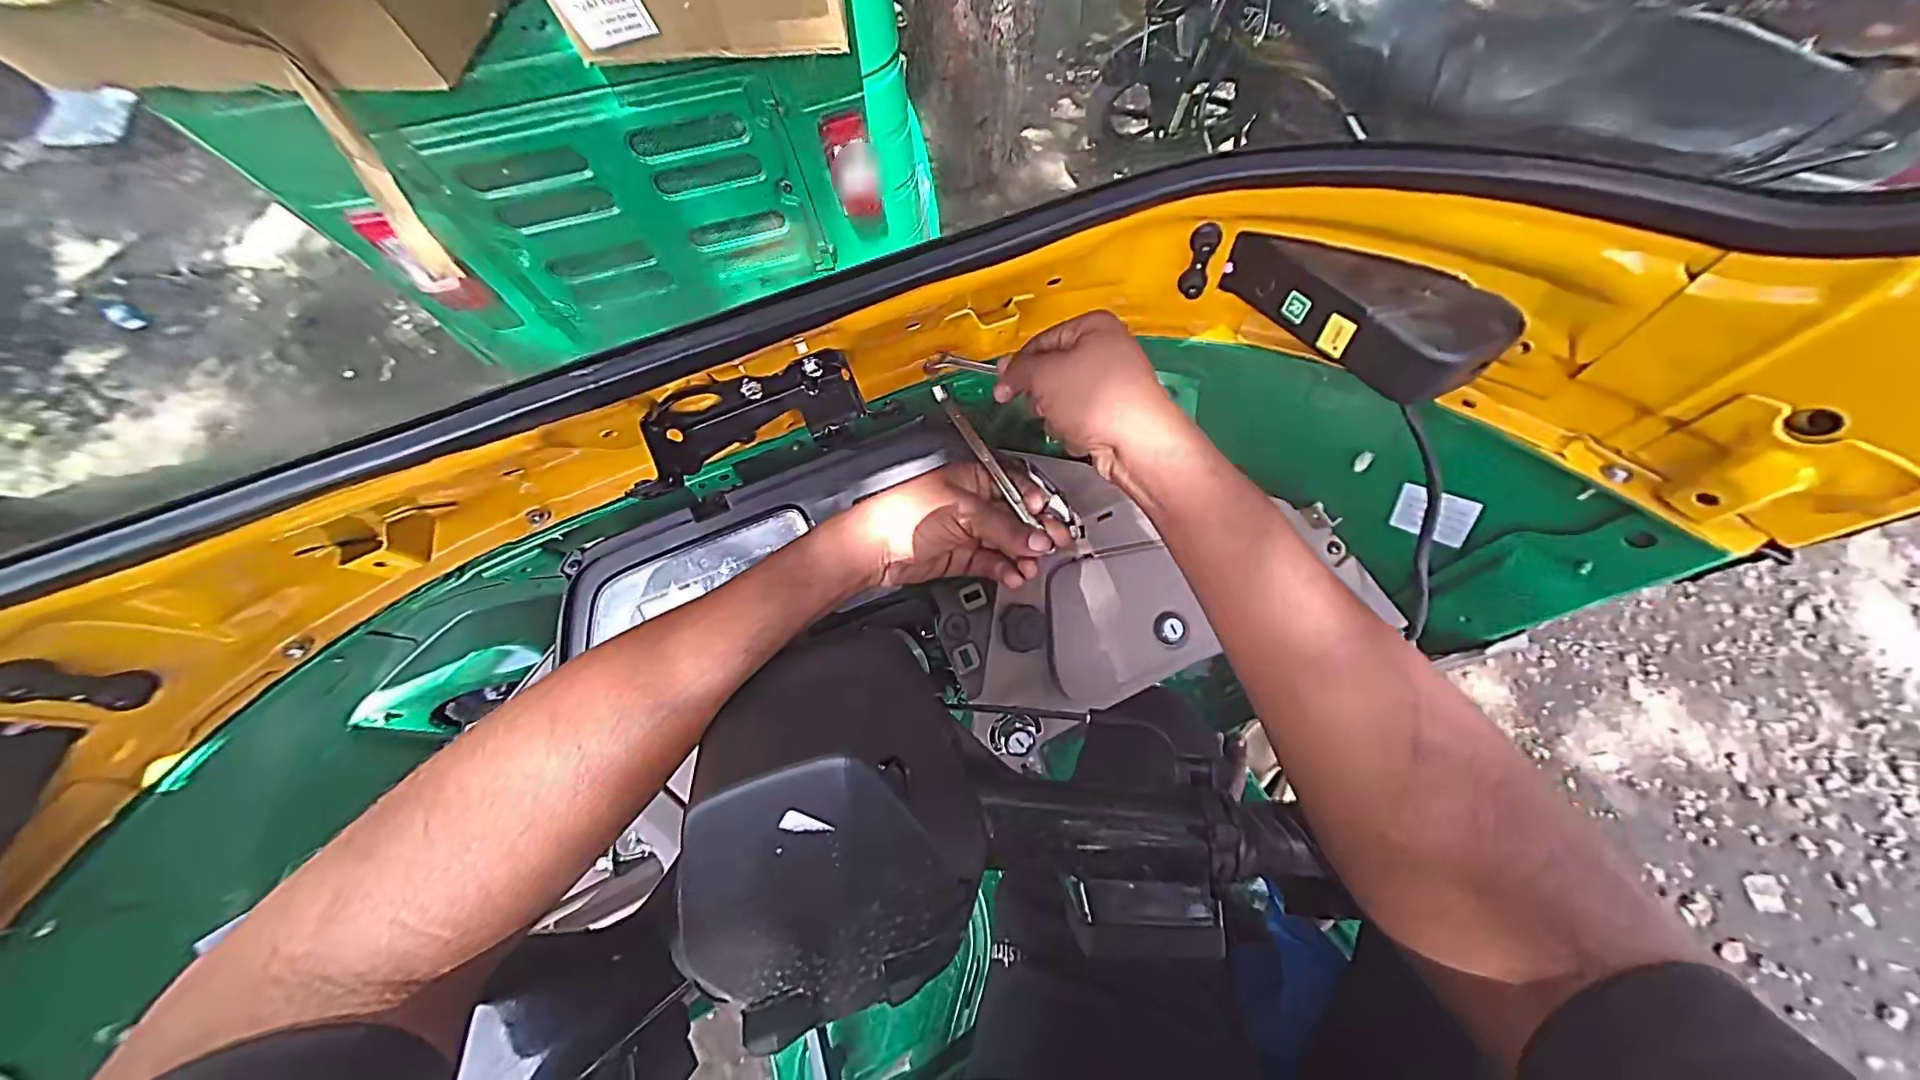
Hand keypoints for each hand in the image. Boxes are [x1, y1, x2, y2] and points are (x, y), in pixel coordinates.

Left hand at [830, 464, 1073, 589]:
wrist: (872, 548)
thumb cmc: (901, 513)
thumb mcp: (961, 511)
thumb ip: (1002, 526)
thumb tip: (1036, 537)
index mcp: (974, 478)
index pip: (1017, 487)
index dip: (1037, 504)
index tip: (1052, 519)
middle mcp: (974, 503)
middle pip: (1016, 518)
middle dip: (1036, 532)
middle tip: (1053, 545)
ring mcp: (968, 531)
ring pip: (1007, 543)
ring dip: (1022, 555)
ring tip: (1030, 565)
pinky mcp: (962, 556)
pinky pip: (993, 562)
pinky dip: (1006, 569)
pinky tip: (1014, 575)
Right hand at [994, 311, 1193, 480]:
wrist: (1136, 443)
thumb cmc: (1106, 402)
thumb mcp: (1044, 376)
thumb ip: (1018, 370)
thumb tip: (1006, 373)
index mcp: (1094, 326)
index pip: (1041, 341)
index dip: (1018, 364)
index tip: (1003, 382)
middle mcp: (1106, 350)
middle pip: (1052, 370)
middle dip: (1041, 393)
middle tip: (1041, 402)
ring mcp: (1111, 383)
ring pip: (1062, 399)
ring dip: (1056, 415)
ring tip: (1066, 420)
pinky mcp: (1112, 412)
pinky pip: (1078, 418)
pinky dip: (1073, 429)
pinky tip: (1080, 433)